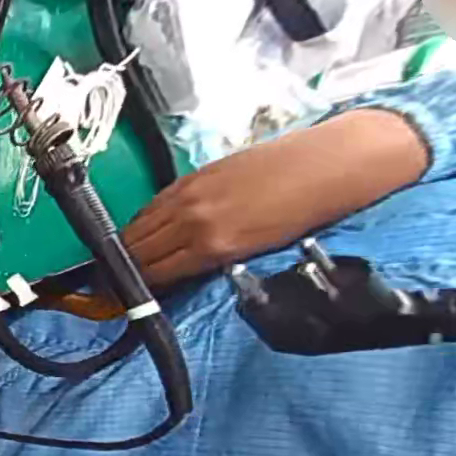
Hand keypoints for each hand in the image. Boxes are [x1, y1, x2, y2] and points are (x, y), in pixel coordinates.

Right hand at [122, 108, 428, 286]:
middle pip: (133, 252)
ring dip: (123, 247)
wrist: (345, 158)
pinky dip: (140, 223)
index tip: (118, 298)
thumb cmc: (316, 207)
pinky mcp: (188, 178)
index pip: (151, 273)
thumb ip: (210, 258)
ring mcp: (186, 197)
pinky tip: (143, 231)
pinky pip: (148, 207)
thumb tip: (173, 270)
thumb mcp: (260, 248)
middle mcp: (191, 222)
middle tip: (110, 282)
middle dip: (118, 270)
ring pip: (133, 230)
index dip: (130, 288)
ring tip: (120, 258)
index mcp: (214, 245)